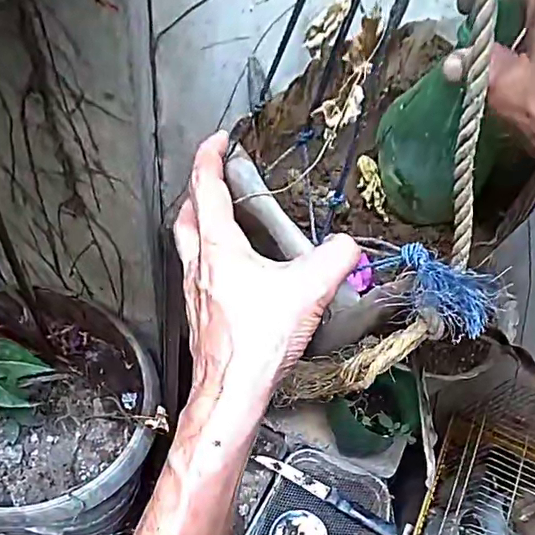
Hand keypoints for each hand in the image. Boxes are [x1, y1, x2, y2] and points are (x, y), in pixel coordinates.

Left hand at [173, 133, 360, 422]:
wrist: (232, 392)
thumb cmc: (255, 345)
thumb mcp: (307, 291)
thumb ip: (335, 259)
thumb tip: (348, 247)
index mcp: (219, 250)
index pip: (205, 188)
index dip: (210, 157)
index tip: (219, 141)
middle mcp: (200, 269)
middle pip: (186, 218)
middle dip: (197, 194)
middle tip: (213, 184)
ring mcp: (197, 296)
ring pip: (189, 250)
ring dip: (201, 231)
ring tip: (224, 227)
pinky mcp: (203, 320)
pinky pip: (201, 280)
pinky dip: (212, 266)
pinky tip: (235, 280)